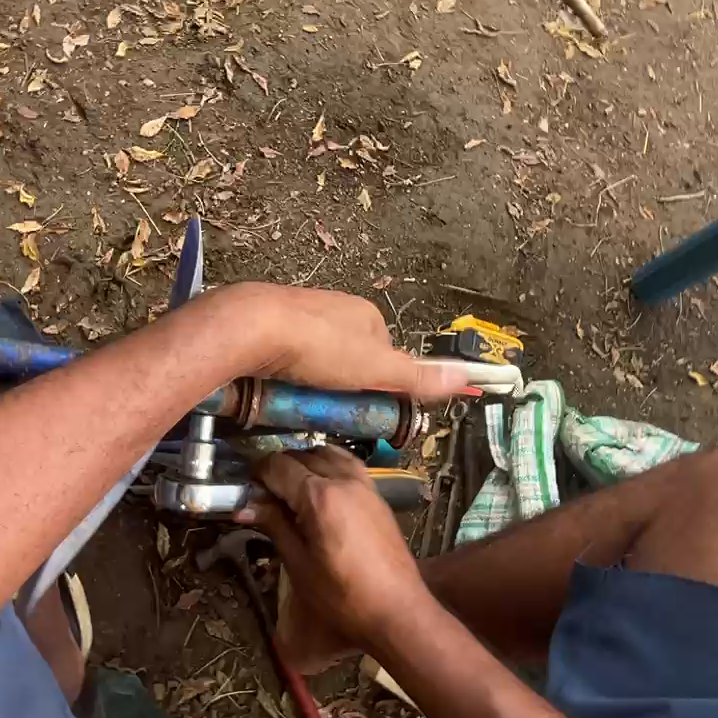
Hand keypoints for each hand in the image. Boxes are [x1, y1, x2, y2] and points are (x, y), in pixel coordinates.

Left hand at [204, 283, 465, 398]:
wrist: (251, 328)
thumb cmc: (320, 347)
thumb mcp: (375, 368)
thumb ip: (416, 376)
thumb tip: (466, 376)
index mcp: (365, 313)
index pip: (384, 355)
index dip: (378, 385)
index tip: (366, 410)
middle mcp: (334, 307)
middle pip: (348, 358)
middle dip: (342, 385)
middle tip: (329, 410)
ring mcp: (299, 314)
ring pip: (316, 358)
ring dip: (312, 382)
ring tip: (300, 402)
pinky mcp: (269, 324)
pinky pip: (286, 356)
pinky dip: (285, 374)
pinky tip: (277, 388)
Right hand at [235, 446, 434, 671]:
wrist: (396, 610)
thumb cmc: (342, 596)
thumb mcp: (299, 564)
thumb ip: (274, 525)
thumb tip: (244, 507)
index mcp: (319, 495)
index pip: (279, 466)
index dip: (259, 473)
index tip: (247, 489)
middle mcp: (342, 478)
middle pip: (301, 455)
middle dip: (279, 468)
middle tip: (265, 495)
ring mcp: (363, 482)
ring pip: (326, 453)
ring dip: (304, 462)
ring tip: (292, 488)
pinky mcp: (376, 492)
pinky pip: (347, 462)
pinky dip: (328, 464)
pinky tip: (322, 486)